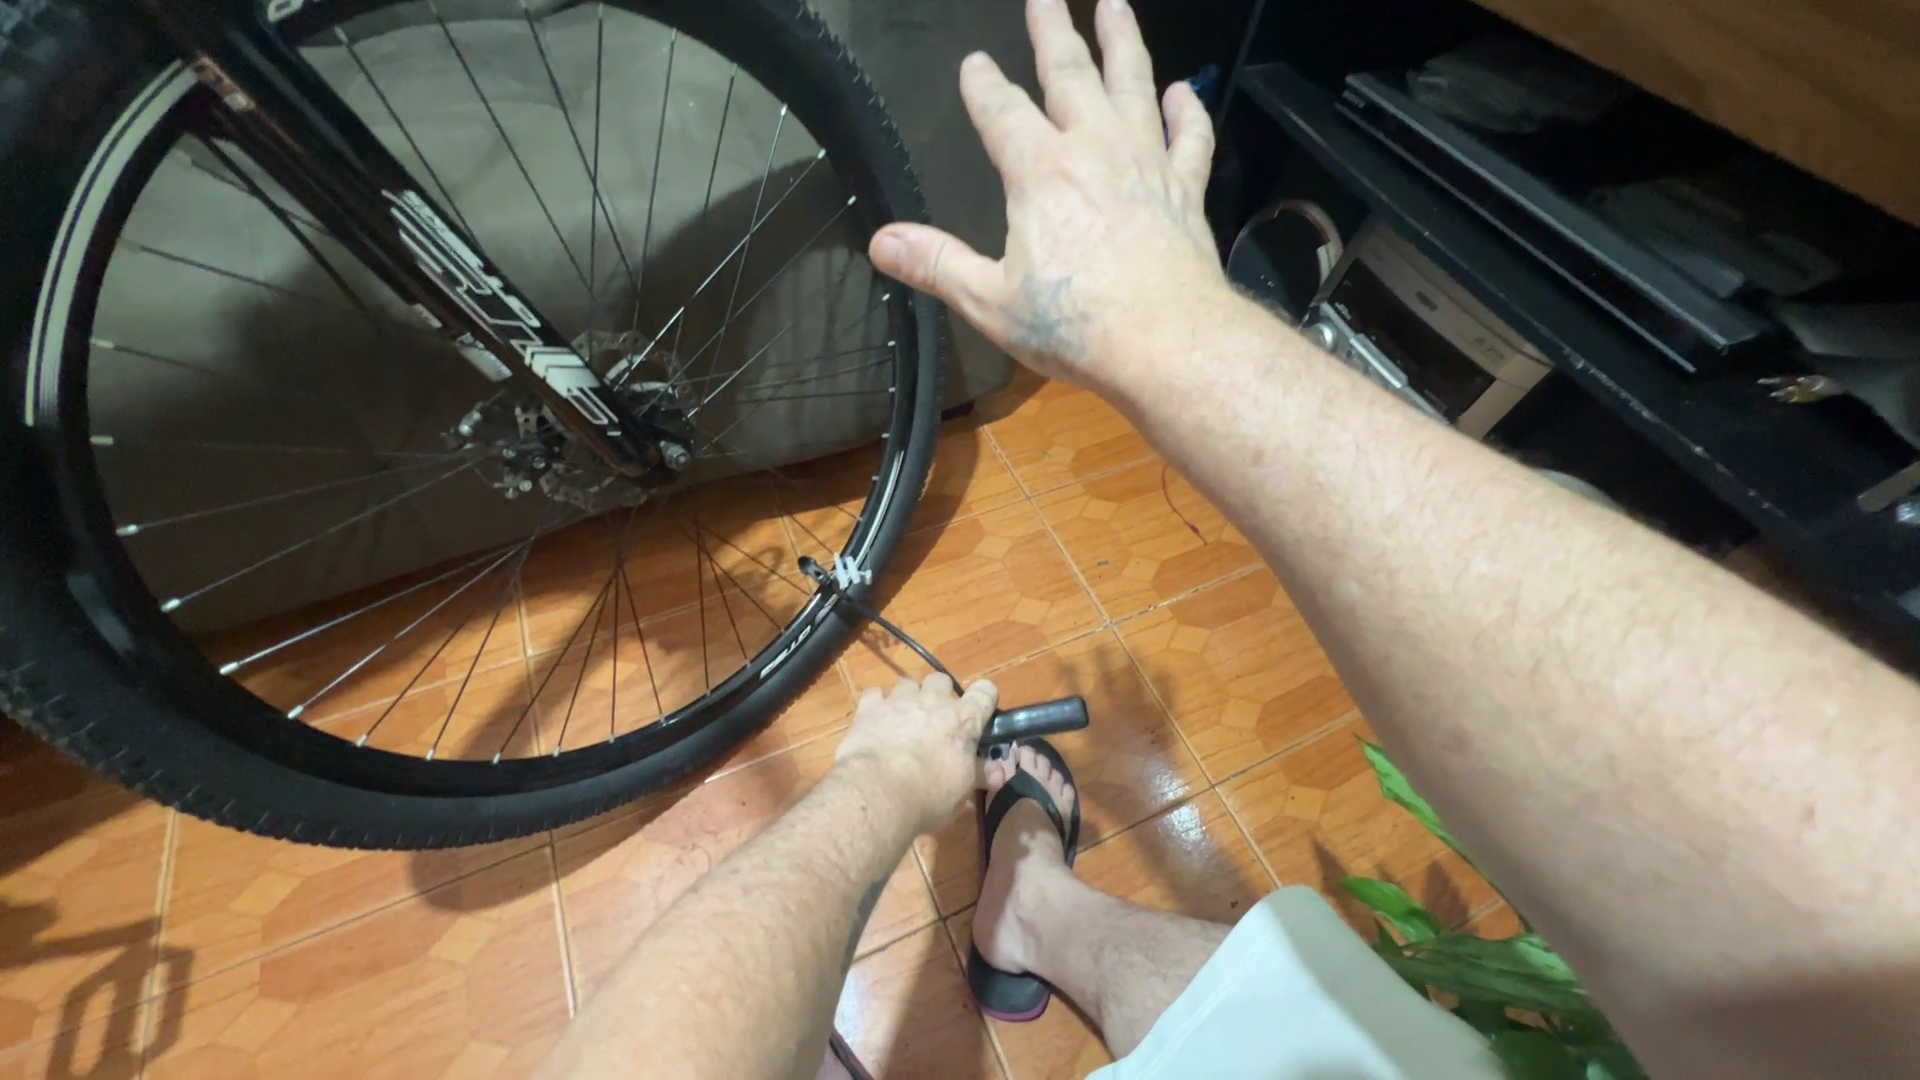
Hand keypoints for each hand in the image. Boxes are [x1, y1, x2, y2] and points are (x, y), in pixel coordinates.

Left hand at [833, 674, 998, 834]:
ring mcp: (899, 700)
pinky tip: (875, 720)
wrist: (879, 792)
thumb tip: (999, 771)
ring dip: (908, 697)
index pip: (985, 692)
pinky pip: (874, 693)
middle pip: (941, 680)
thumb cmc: (929, 795)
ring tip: (903, 719)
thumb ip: (980, 774)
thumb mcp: (962, 790)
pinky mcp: (870, 707)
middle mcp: (933, 701)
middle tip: (935, 719)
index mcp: (963, 720)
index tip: (981, 709)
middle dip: (939, 694)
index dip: (984, 698)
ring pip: (907, 683)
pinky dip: (877, 704)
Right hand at [867, 0, 1228, 393]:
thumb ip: (937, 265)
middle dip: (1053, 32)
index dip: (983, 86)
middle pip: (1070, 74)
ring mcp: (1146, 165)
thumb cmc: (1073, 325)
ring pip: (1133, 84)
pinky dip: (1186, 111)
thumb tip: (881, 241)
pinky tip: (1181, 93)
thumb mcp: (990, 302)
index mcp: (1039, 174)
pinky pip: (1189, 137)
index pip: (1002, 112)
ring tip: (1113, 5)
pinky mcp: (1186, 191)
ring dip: (1121, 41)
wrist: (1164, 343)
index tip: (974, 64)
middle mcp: (1094, 150)